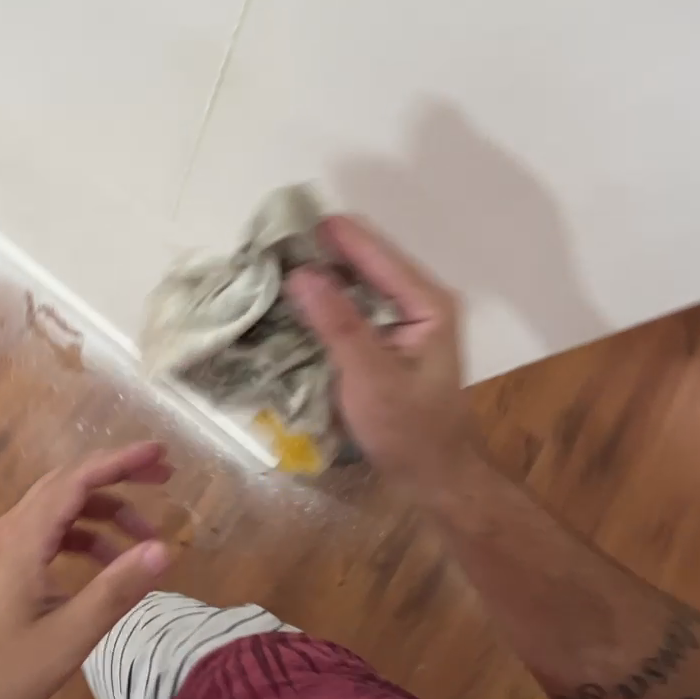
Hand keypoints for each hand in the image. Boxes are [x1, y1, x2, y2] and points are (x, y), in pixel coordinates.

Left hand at [0, 443, 174, 698]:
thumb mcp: (69, 636)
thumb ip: (116, 589)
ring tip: (147, 538)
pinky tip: (109, 564)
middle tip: (164, 477)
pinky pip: (53, 529)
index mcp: (26, 534)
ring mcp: (8, 542)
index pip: (80, 477)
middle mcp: (14, 526)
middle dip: (120, 475)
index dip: (122, 460)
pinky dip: (86, 535)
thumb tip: (165, 548)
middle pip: (72, 481)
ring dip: (106, 512)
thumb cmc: (5, 669)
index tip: (160, 452)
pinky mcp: (7, 560)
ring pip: (63, 505)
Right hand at [285, 215, 477, 488]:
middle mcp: (417, 297)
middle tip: (267, 243)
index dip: (327, 234)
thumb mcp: (370, 378)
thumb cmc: (408, 430)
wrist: (432, 475)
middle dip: (318, 247)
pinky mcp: (384, 330)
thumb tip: (300, 272)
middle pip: (364, 255)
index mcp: (426, 302)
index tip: (279, 222)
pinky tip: (290, 292)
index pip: (372, 250)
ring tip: (270, 258)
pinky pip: (350, 298)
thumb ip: (338, 323)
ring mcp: (402, 313)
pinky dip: (321, 292)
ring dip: (317, 267)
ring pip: (354, 274)